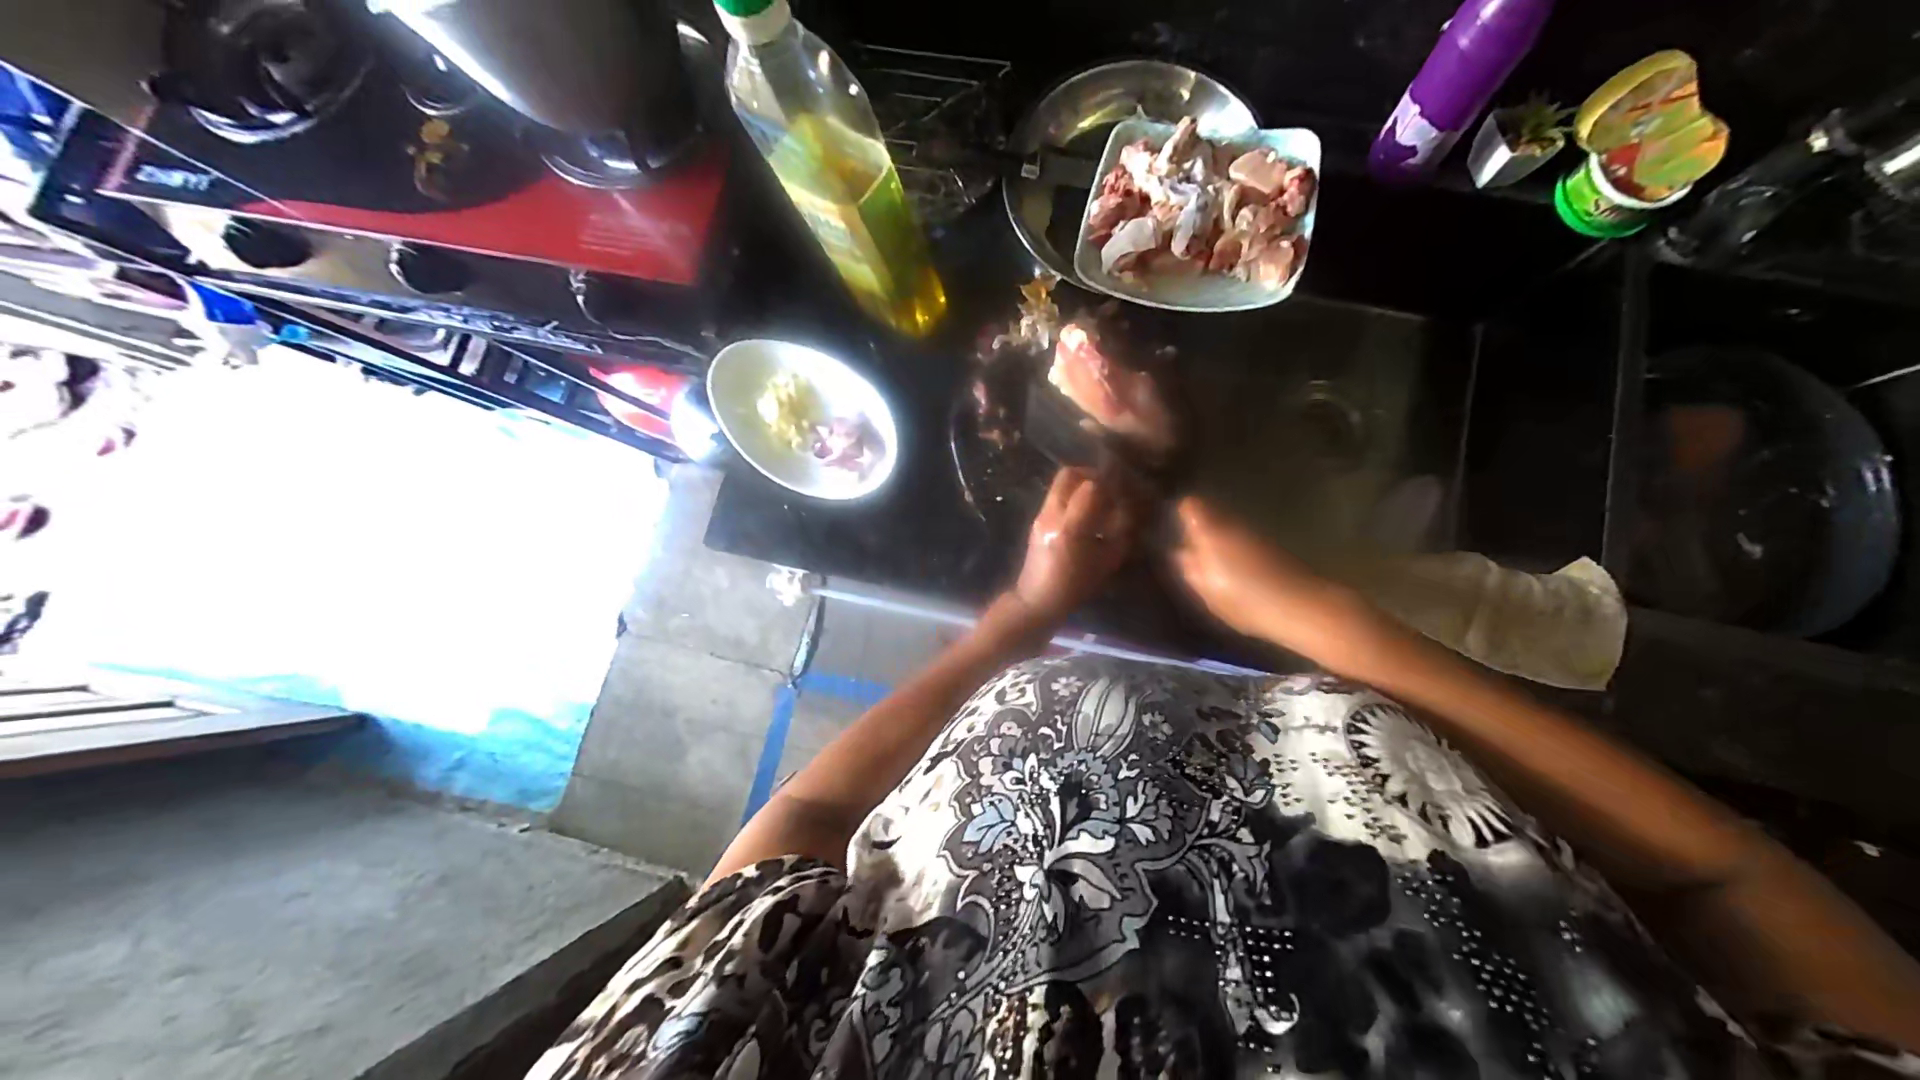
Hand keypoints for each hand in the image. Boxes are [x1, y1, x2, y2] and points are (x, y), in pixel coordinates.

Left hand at [1010, 467, 1135, 624]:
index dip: (1112, 484)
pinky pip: (1057, 495)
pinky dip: (1073, 495)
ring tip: (1099, 499)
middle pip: (1070, 474)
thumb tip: (1130, 508)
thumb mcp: (1107, 562)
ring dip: (1082, 483)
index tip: (1125, 491)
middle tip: (1110, 488)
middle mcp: (1052, 514)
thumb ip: (1121, 531)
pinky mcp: (1037, 518)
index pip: (1092, 486)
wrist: (1036, 599)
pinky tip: (1086, 511)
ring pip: (1061, 482)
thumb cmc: (1075, 586)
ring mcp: (1041, 514)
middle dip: (1093, 475)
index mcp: (1070, 527)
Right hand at [1170, 497, 1381, 669]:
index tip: (1171, 526)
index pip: (1190, 505)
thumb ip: (1190, 570)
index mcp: (1211, 531)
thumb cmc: (1247, 600)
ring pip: (1227, 526)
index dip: (1180, 512)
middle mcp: (1233, 524)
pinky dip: (1234, 547)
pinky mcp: (1271, 545)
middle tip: (1187, 547)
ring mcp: (1254, 532)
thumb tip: (1179, 553)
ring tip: (1209, 561)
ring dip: (1217, 537)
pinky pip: (1242, 538)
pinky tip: (1233, 570)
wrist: (1303, 607)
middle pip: (1210, 513)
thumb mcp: (1208, 592)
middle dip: (1198, 526)